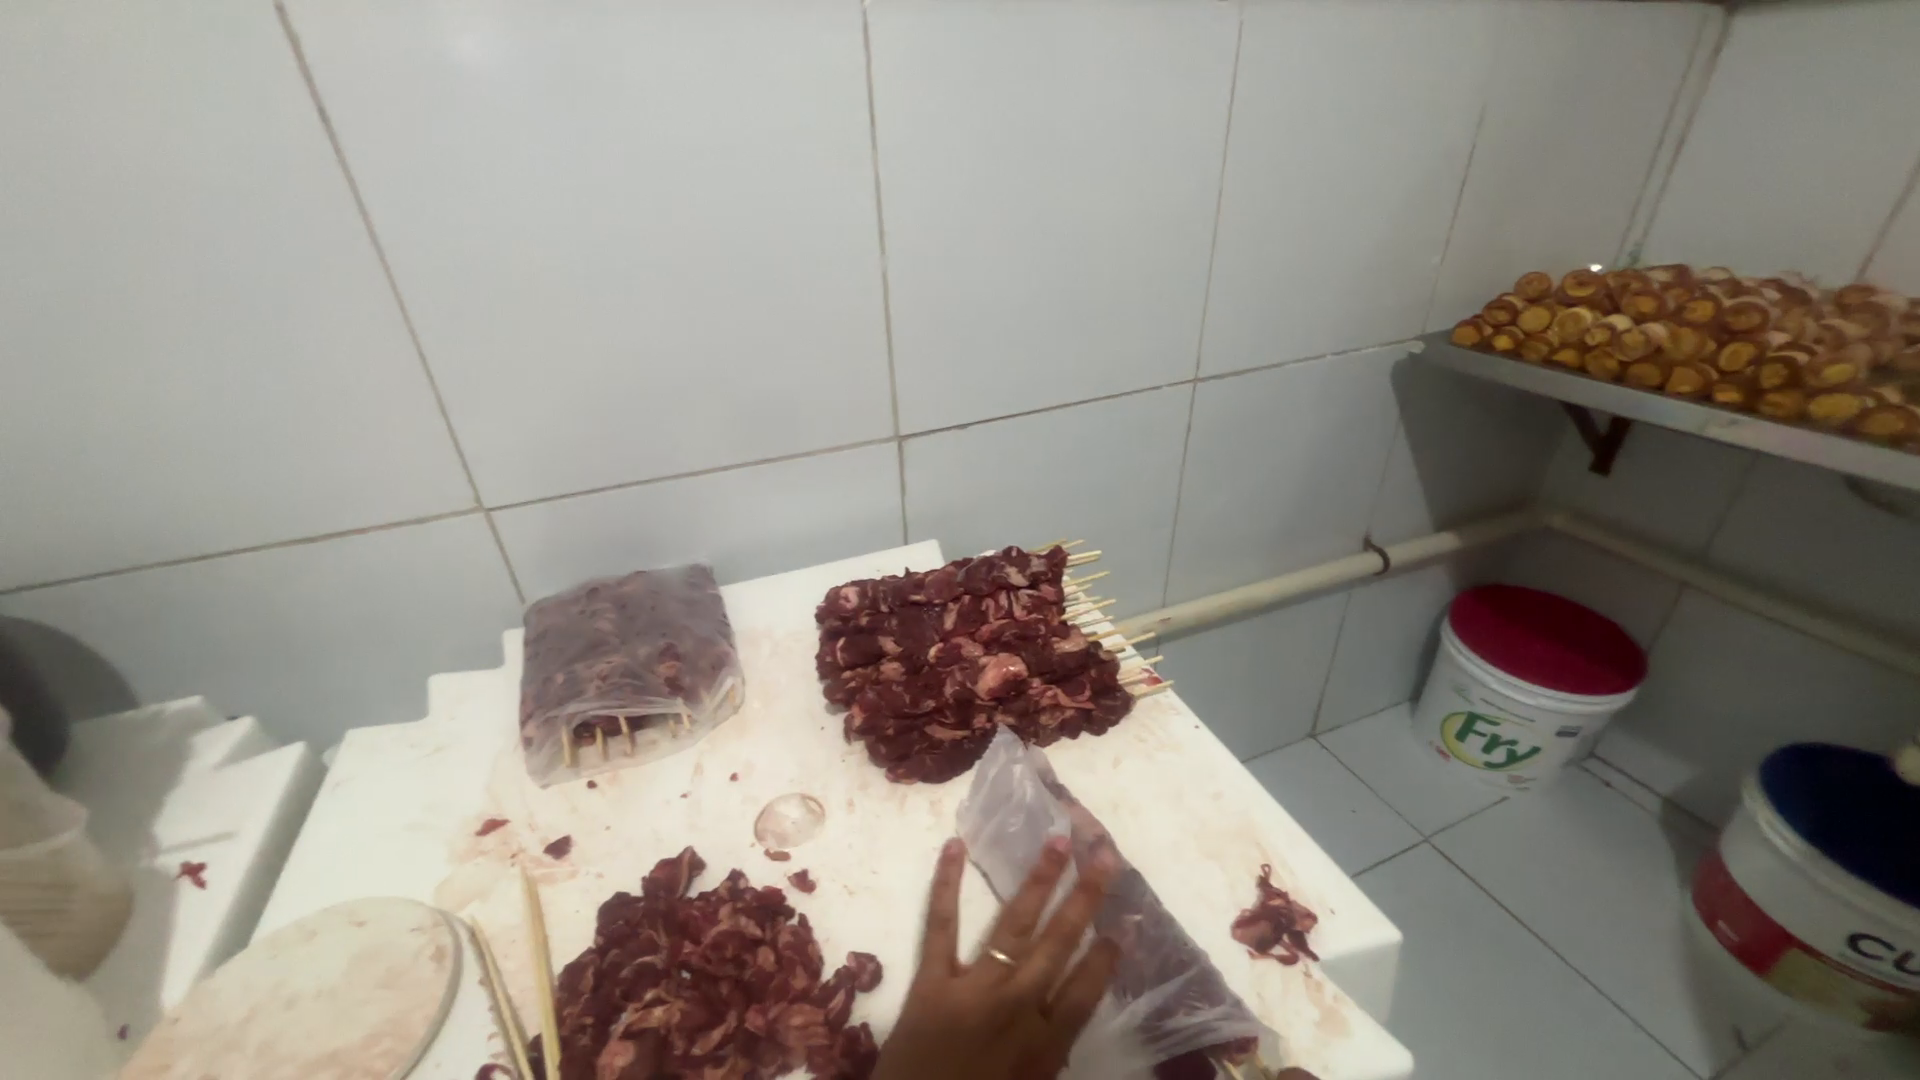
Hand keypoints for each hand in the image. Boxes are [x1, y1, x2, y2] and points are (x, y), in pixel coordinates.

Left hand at [872, 835, 1120, 1079]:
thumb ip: (1049, 1053)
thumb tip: (1068, 1010)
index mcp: (1044, 1044)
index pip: (1087, 988)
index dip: (1109, 954)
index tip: (1129, 920)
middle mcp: (1017, 1007)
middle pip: (1059, 943)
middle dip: (1085, 896)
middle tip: (1105, 854)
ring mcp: (975, 989)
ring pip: (1014, 924)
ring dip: (1039, 880)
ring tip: (1058, 840)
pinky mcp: (931, 981)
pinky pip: (941, 925)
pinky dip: (947, 883)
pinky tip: (956, 846)